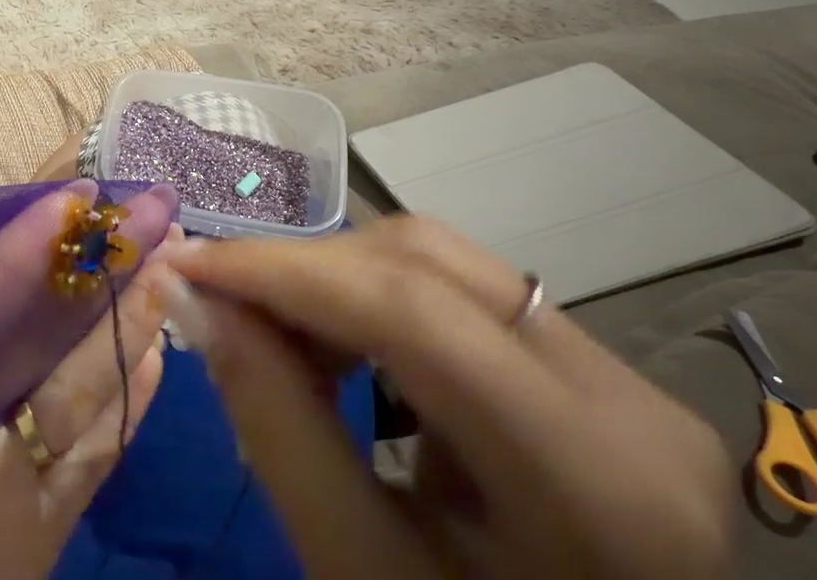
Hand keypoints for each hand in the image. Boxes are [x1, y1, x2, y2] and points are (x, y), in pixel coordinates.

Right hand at [157, 213, 732, 579]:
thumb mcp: (353, 562)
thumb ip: (275, 423)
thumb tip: (196, 301)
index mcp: (592, 479)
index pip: (411, 313)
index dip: (281, 271)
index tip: (183, 266)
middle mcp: (633, 405)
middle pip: (429, 266)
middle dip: (301, 270)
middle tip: (216, 303)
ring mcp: (631, 389)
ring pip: (447, 266)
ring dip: (335, 281)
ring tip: (272, 334)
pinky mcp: (607, 384)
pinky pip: (467, 298)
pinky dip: (376, 304)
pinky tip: (338, 353)